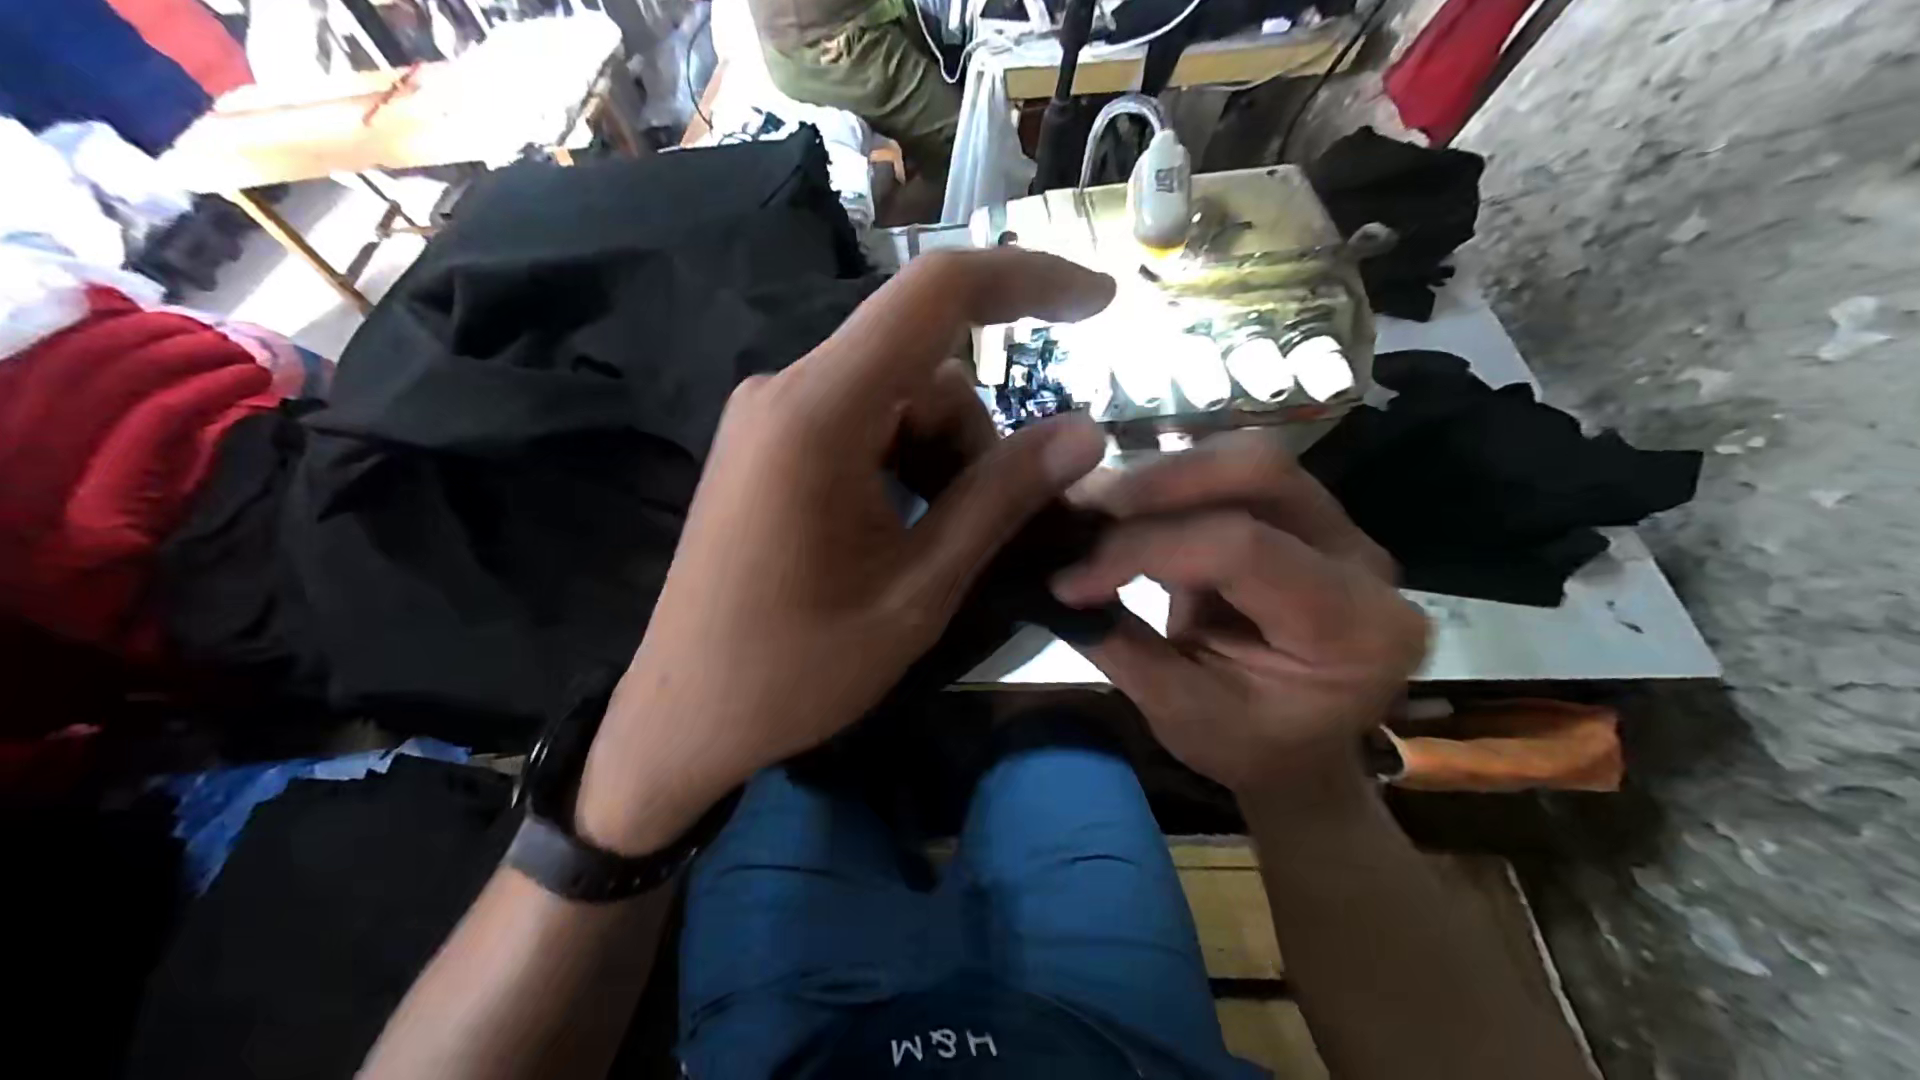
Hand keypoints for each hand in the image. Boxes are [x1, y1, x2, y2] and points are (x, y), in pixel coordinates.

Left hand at [576, 250, 1113, 852]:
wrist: (681, 720)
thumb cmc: (795, 670)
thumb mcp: (919, 590)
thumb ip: (1001, 500)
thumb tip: (1088, 429)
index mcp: (819, 413)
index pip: (936, 294)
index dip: (1028, 280)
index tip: (1101, 303)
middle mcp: (786, 391)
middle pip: (924, 369)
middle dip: (976, 440)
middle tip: (981, 534)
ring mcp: (770, 418)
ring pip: (898, 401)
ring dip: (942, 461)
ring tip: (931, 551)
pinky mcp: (766, 447)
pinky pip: (862, 425)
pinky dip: (904, 466)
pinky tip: (896, 536)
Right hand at [1052, 429, 1428, 797]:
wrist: (1301, 748)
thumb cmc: (1251, 747)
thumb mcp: (1180, 713)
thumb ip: (1121, 645)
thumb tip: (1051, 582)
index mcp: (1353, 629)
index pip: (1240, 549)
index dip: (1141, 550)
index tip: (1069, 580)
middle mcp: (1362, 562)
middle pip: (1260, 473)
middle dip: (1159, 482)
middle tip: (1083, 508)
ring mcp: (1339, 530)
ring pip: (1247, 462)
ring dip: (1163, 477)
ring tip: (1096, 508)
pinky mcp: (1304, 518)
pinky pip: (1235, 478)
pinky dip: (1173, 487)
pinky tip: (1127, 512)